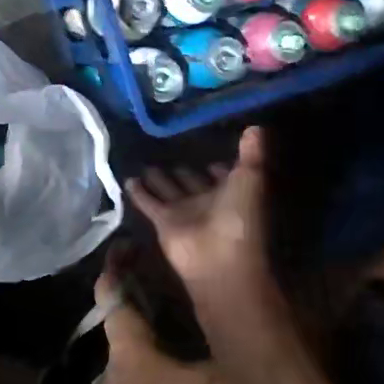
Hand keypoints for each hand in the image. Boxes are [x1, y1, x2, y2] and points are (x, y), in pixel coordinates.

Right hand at [127, 126, 269, 290]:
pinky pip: (147, 203)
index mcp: (230, 192)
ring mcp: (183, 212)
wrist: (219, 258)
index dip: (217, 167)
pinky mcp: (162, 221)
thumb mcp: (250, 178)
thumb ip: (251, 154)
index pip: (222, 175)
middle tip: (167, 154)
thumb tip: (256, 125)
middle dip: (182, 170)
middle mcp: (206, 201)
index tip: (207, 153)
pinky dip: (137, 192)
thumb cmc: (240, 217)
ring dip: (158, 179)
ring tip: (145, 164)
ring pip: (167, 190)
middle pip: (191, 182)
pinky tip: (127, 178)